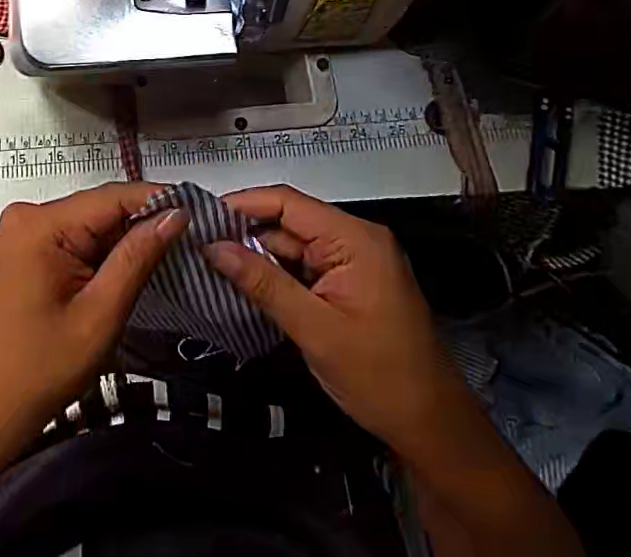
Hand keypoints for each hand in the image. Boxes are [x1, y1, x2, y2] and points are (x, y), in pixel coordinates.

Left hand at [0, 182, 187, 445]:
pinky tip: (130, 267)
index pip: (113, 196)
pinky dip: (106, 252)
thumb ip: (138, 257)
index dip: (160, 200)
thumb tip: (174, 216)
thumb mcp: (100, 314)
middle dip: (145, 223)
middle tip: (190, 239)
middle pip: (103, 206)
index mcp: (39, 225)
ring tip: (168, 255)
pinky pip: (79, 237)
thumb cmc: (37, 370)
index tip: (198, 211)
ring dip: (127, 239)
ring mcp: (25, 232)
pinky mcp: (29, 248)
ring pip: (94, 222)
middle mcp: (28, 217)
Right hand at [203, 184, 462, 457]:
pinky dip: (274, 275)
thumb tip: (214, 248)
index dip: (243, 204)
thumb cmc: (382, 377)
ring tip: (211, 264)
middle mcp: (355, 240)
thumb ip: (263, 283)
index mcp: (355, 239)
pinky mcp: (347, 283)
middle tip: (199, 245)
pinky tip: (244, 283)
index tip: (203, 216)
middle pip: (287, 222)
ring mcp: (352, 262)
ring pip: (291, 246)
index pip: (288, 202)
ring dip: (256, 257)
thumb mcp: (314, 328)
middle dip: (244, 233)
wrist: (432, 427)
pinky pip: (302, 267)